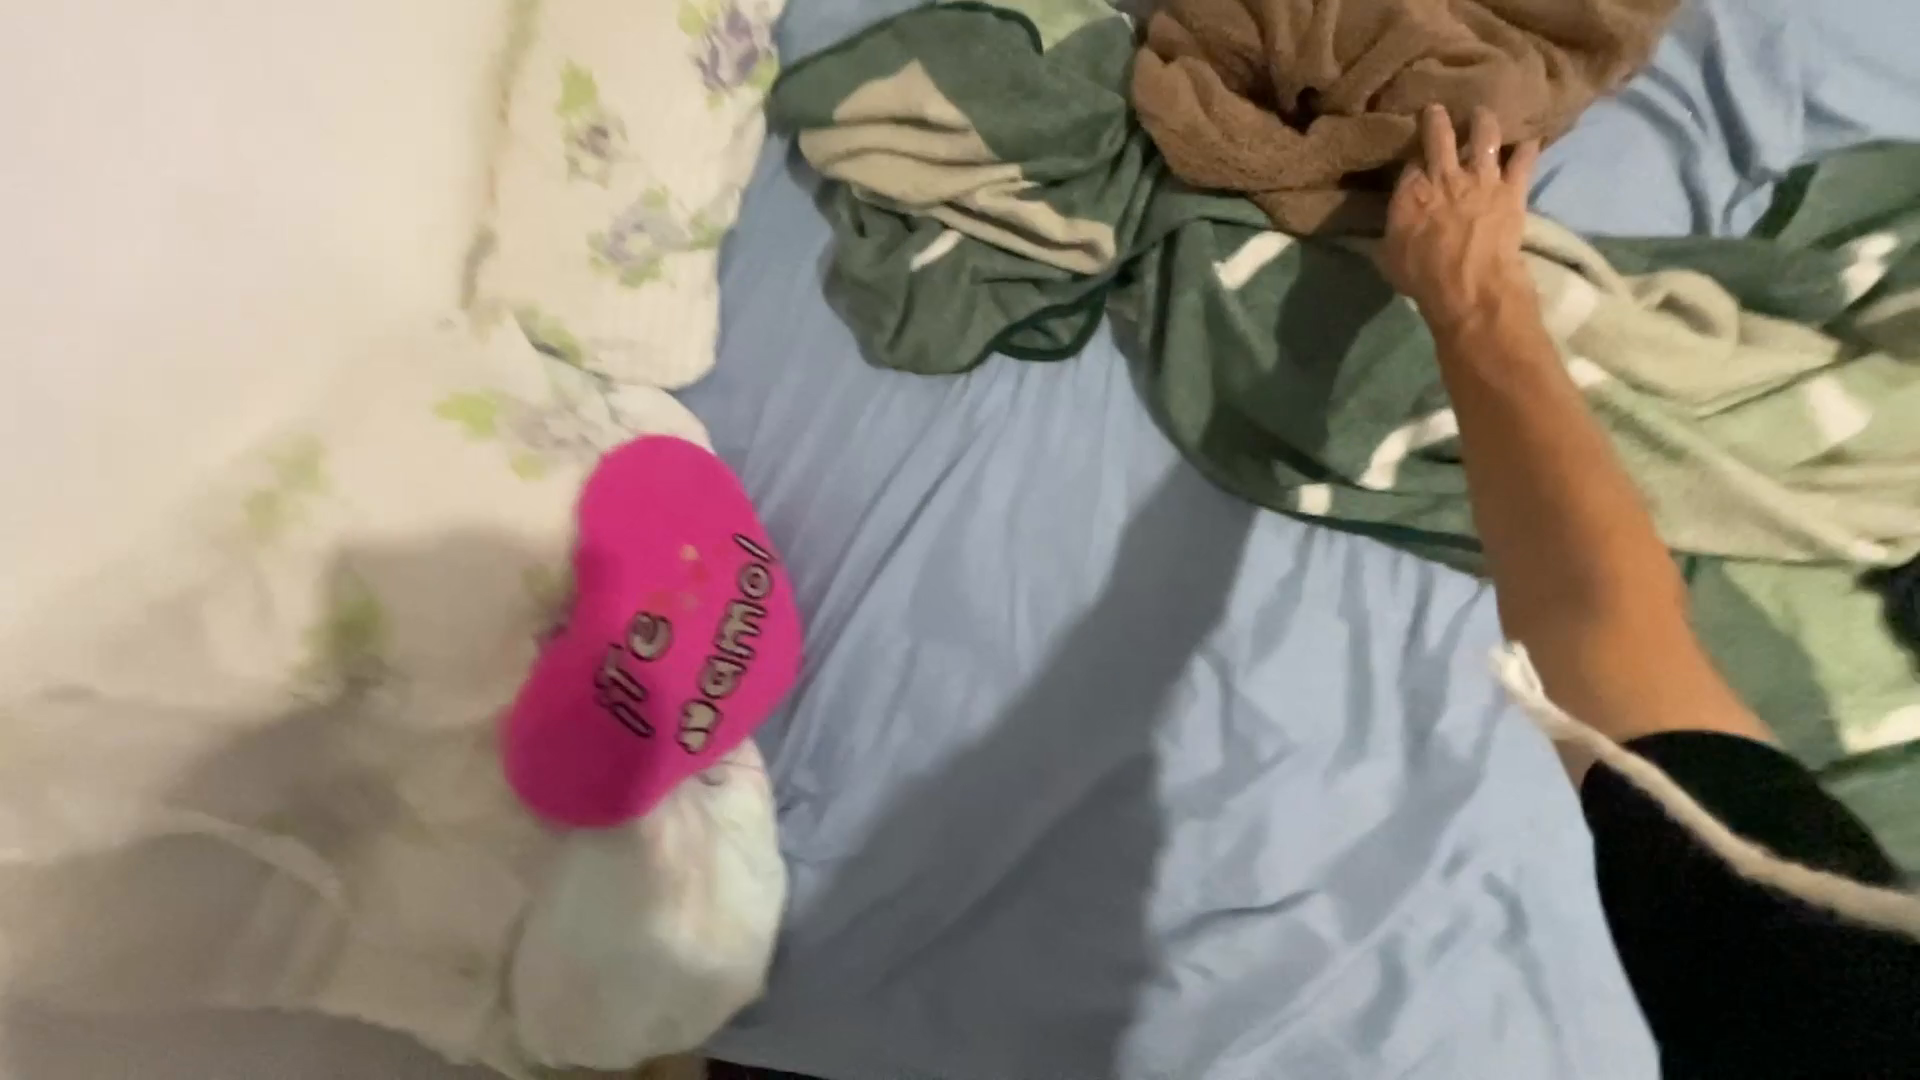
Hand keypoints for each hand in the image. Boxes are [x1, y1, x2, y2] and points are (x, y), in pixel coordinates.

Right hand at [1378, 105, 1540, 333]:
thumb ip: (1390, 231)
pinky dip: (1528, 146)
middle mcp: (1444, 176)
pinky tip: (1531, 137)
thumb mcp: (1388, 256)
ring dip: (1483, 120)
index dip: (1410, 158)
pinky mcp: (1513, 187)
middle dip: (1437, 120)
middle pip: (1440, 137)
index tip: (1411, 157)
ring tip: (1482, 113)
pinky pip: (1525, 157)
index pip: (1409, 165)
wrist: (1468, 283)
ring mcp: (1482, 178)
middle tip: (1437, 108)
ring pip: (1484, 135)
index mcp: (1409, 193)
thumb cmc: (1420, 275)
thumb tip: (1387, 223)